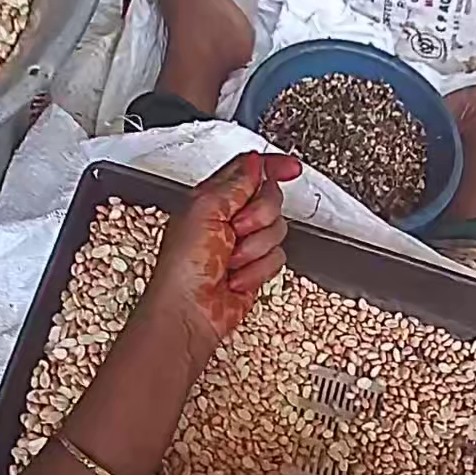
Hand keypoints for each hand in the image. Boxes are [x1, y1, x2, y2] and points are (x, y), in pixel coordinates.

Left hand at [141, 151, 302, 359]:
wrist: (189, 312)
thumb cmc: (184, 267)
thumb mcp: (204, 210)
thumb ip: (235, 183)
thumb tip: (256, 163)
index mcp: (213, 198)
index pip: (250, 171)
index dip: (272, 167)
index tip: (291, 168)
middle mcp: (230, 220)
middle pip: (270, 200)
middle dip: (258, 216)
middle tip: (237, 230)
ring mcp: (245, 246)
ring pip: (277, 231)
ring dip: (255, 248)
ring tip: (230, 261)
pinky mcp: (256, 269)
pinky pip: (277, 258)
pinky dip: (258, 270)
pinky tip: (237, 278)